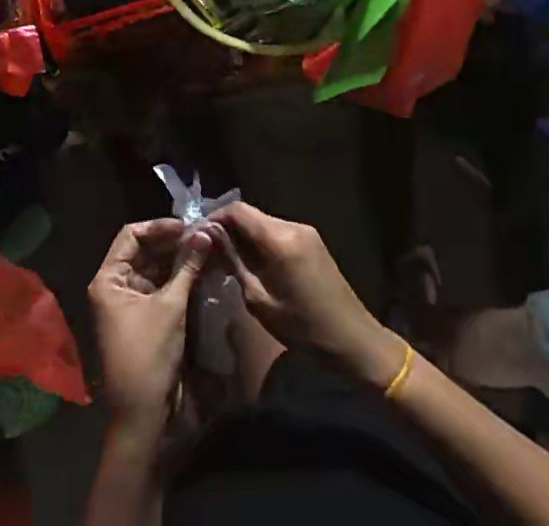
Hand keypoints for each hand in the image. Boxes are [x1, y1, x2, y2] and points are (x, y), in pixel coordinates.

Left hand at [88, 219, 211, 423]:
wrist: (142, 410)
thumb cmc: (149, 354)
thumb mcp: (170, 306)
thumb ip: (187, 266)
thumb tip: (206, 233)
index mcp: (108, 279)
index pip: (131, 235)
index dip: (160, 226)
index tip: (189, 226)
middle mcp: (114, 285)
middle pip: (143, 250)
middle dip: (173, 242)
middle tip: (204, 236)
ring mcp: (128, 300)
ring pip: (154, 267)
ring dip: (178, 258)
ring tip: (207, 249)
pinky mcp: (143, 314)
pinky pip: (159, 285)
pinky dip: (178, 277)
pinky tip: (200, 269)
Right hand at [209, 203, 403, 389]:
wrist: (350, 338)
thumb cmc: (302, 326)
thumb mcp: (258, 299)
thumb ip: (234, 261)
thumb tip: (211, 237)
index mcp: (280, 239)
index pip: (238, 210)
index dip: (214, 218)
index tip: (197, 236)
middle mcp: (293, 226)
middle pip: (250, 214)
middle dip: (226, 228)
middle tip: (207, 250)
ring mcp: (305, 231)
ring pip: (262, 223)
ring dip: (242, 235)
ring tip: (224, 258)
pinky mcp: (311, 241)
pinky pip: (277, 232)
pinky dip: (259, 241)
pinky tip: (249, 262)